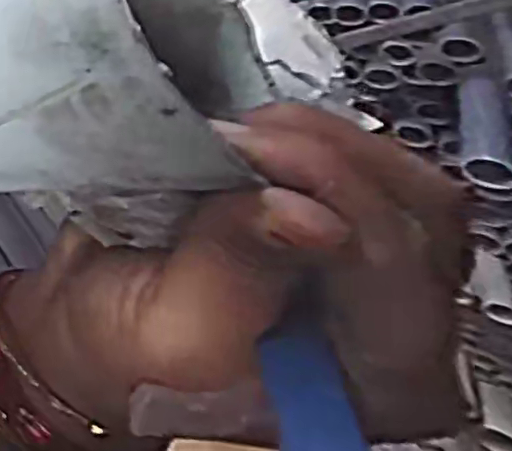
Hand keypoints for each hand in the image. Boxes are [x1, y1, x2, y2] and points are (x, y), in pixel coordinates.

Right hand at [4, 103, 466, 441]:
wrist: (94, 329)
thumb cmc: (128, 352)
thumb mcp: (170, 328)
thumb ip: (231, 275)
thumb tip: (298, 213)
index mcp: (377, 377)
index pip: (399, 258)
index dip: (325, 182)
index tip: (238, 145)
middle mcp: (394, 325)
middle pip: (417, 207)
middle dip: (323, 150)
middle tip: (239, 135)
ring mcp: (368, 271)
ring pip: (393, 175)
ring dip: (313, 137)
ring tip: (236, 138)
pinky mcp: (333, 228)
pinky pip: (355, 163)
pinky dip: (302, 136)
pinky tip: (247, 141)